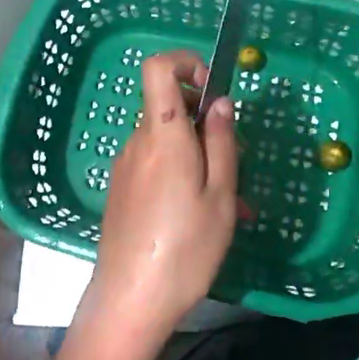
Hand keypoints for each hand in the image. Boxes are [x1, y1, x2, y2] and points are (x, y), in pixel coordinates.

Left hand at [89, 50, 238, 333]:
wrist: (131, 296)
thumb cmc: (186, 246)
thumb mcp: (221, 195)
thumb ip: (221, 142)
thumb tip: (220, 101)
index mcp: (162, 135)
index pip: (156, 67)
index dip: (184, 62)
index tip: (211, 89)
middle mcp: (137, 142)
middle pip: (168, 108)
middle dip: (204, 123)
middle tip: (237, 163)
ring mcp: (125, 166)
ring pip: (166, 143)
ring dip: (198, 157)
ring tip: (229, 203)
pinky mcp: (121, 188)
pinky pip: (154, 166)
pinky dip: (180, 176)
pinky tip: (201, 216)